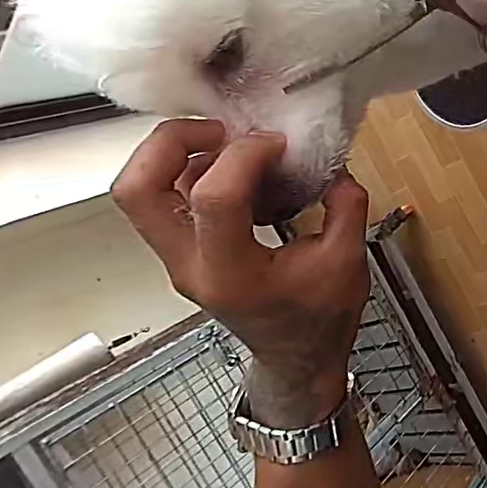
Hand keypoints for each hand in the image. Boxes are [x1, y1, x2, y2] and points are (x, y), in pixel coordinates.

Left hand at [112, 119, 370, 426]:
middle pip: (137, 190)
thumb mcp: (349, 261)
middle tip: (221, 129)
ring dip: (179, 153)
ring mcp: (178, 260)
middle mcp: (191, 266)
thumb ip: (345, 205)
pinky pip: (165, 198)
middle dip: (171, 142)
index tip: (279, 144)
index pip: (214, 199)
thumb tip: (332, 164)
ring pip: (141, 191)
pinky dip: (191, 169)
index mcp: (233, 275)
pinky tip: (236, 169)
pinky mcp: (182, 251)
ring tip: (232, 144)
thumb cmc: (321, 319)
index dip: (246, 156)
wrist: (297, 358)